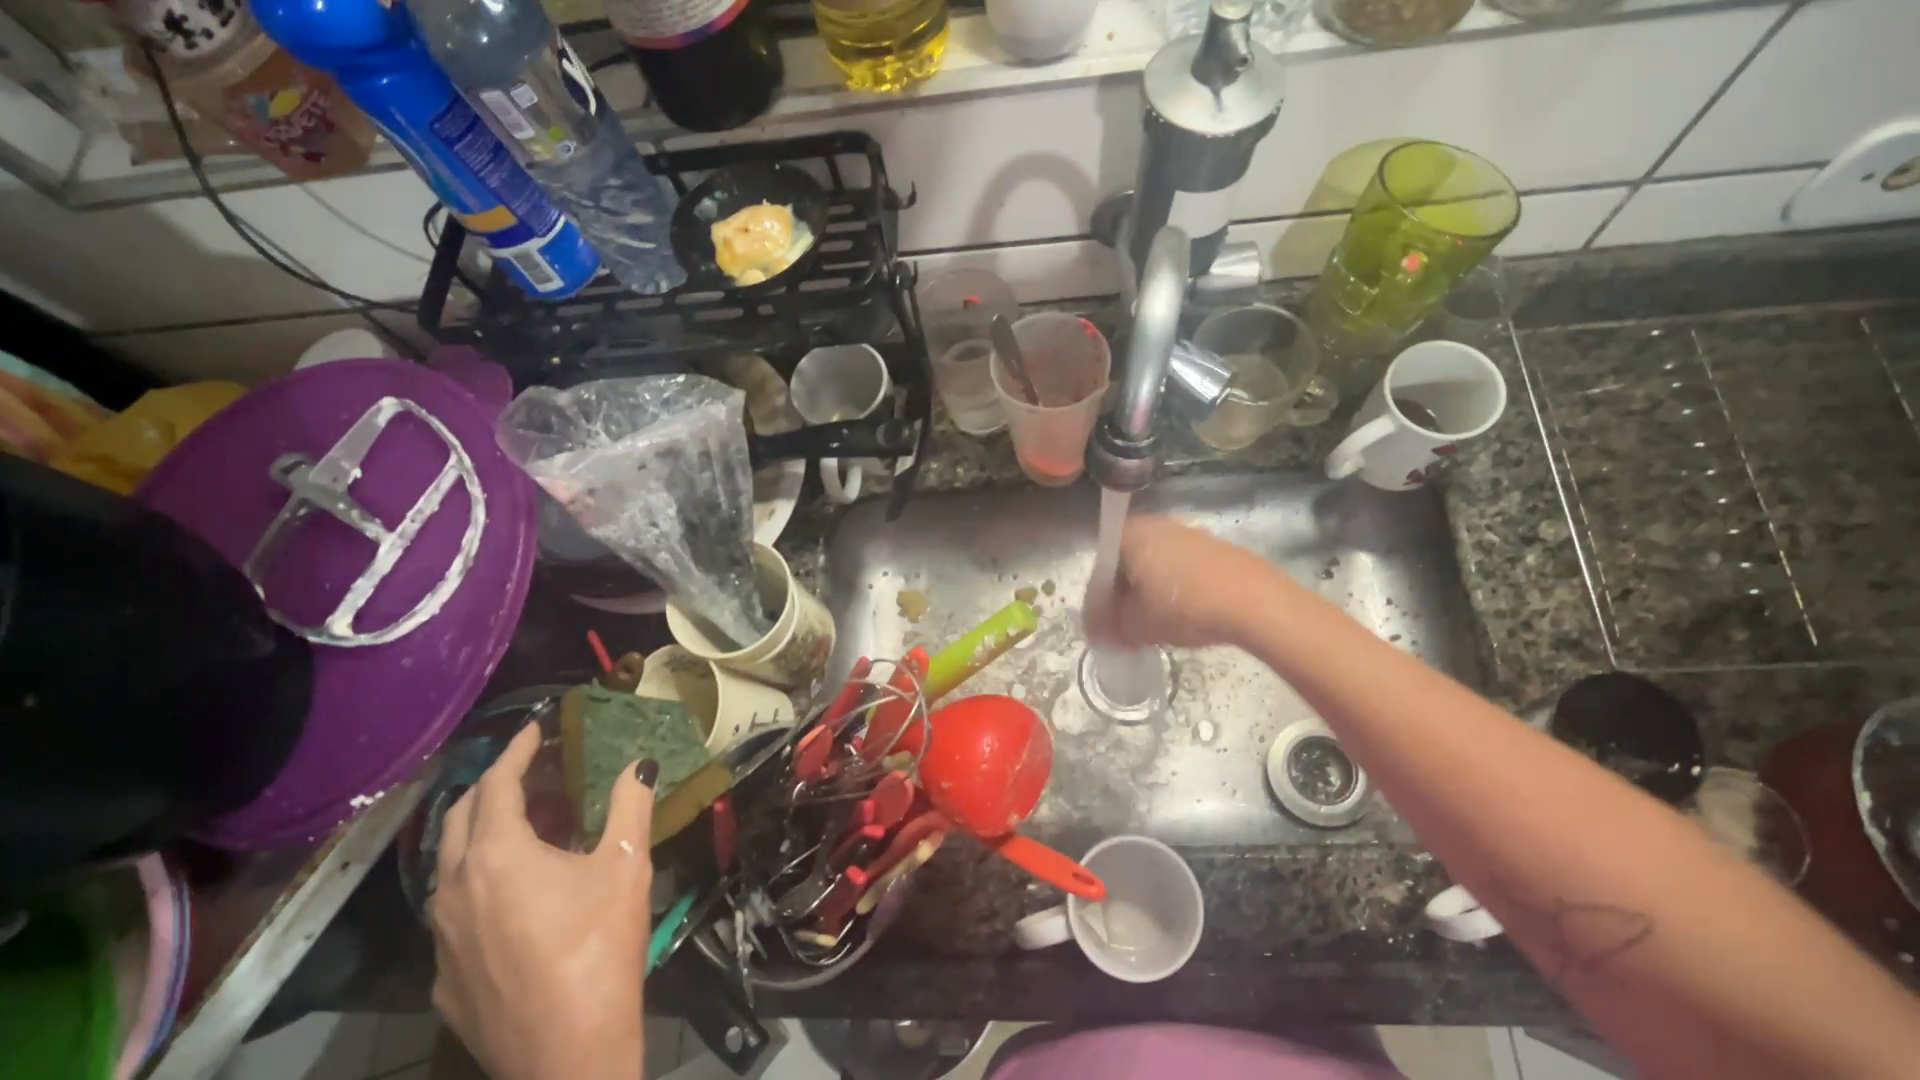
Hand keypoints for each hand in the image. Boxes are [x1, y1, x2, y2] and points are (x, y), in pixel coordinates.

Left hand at [428, 724, 657, 1079]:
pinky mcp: (443, 979)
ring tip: (526, 834)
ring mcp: (441, 938)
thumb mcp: (626, 868)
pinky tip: (515, 905)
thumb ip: (630, 806)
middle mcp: (453, 888)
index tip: (534, 729)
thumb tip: (640, 765)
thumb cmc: (600, 949)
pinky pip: (454, 916)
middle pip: (460, 818)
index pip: (497, 784)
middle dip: (492, 788)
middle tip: (531, 776)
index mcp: (496, 855)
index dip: (517, 750)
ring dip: (482, 838)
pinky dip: (479, 890)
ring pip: (450, 868)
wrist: (569, 1055)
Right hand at [1084, 515, 1275, 649]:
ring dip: (1153, 591)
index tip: (1105, 623)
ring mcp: (1191, 534)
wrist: (1255, 602)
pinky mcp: (1217, 548)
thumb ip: (1108, 626)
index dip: (1100, 598)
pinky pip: (1184, 568)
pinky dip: (1178, 588)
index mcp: (1131, 534)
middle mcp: (1158, 525)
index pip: (1102, 565)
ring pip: (1158, 565)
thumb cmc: (1184, 607)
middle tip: (1128, 625)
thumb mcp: (1136, 625)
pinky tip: (1188, 614)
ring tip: (1159, 624)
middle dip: (1126, 593)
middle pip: (1130, 562)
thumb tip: (1095, 630)